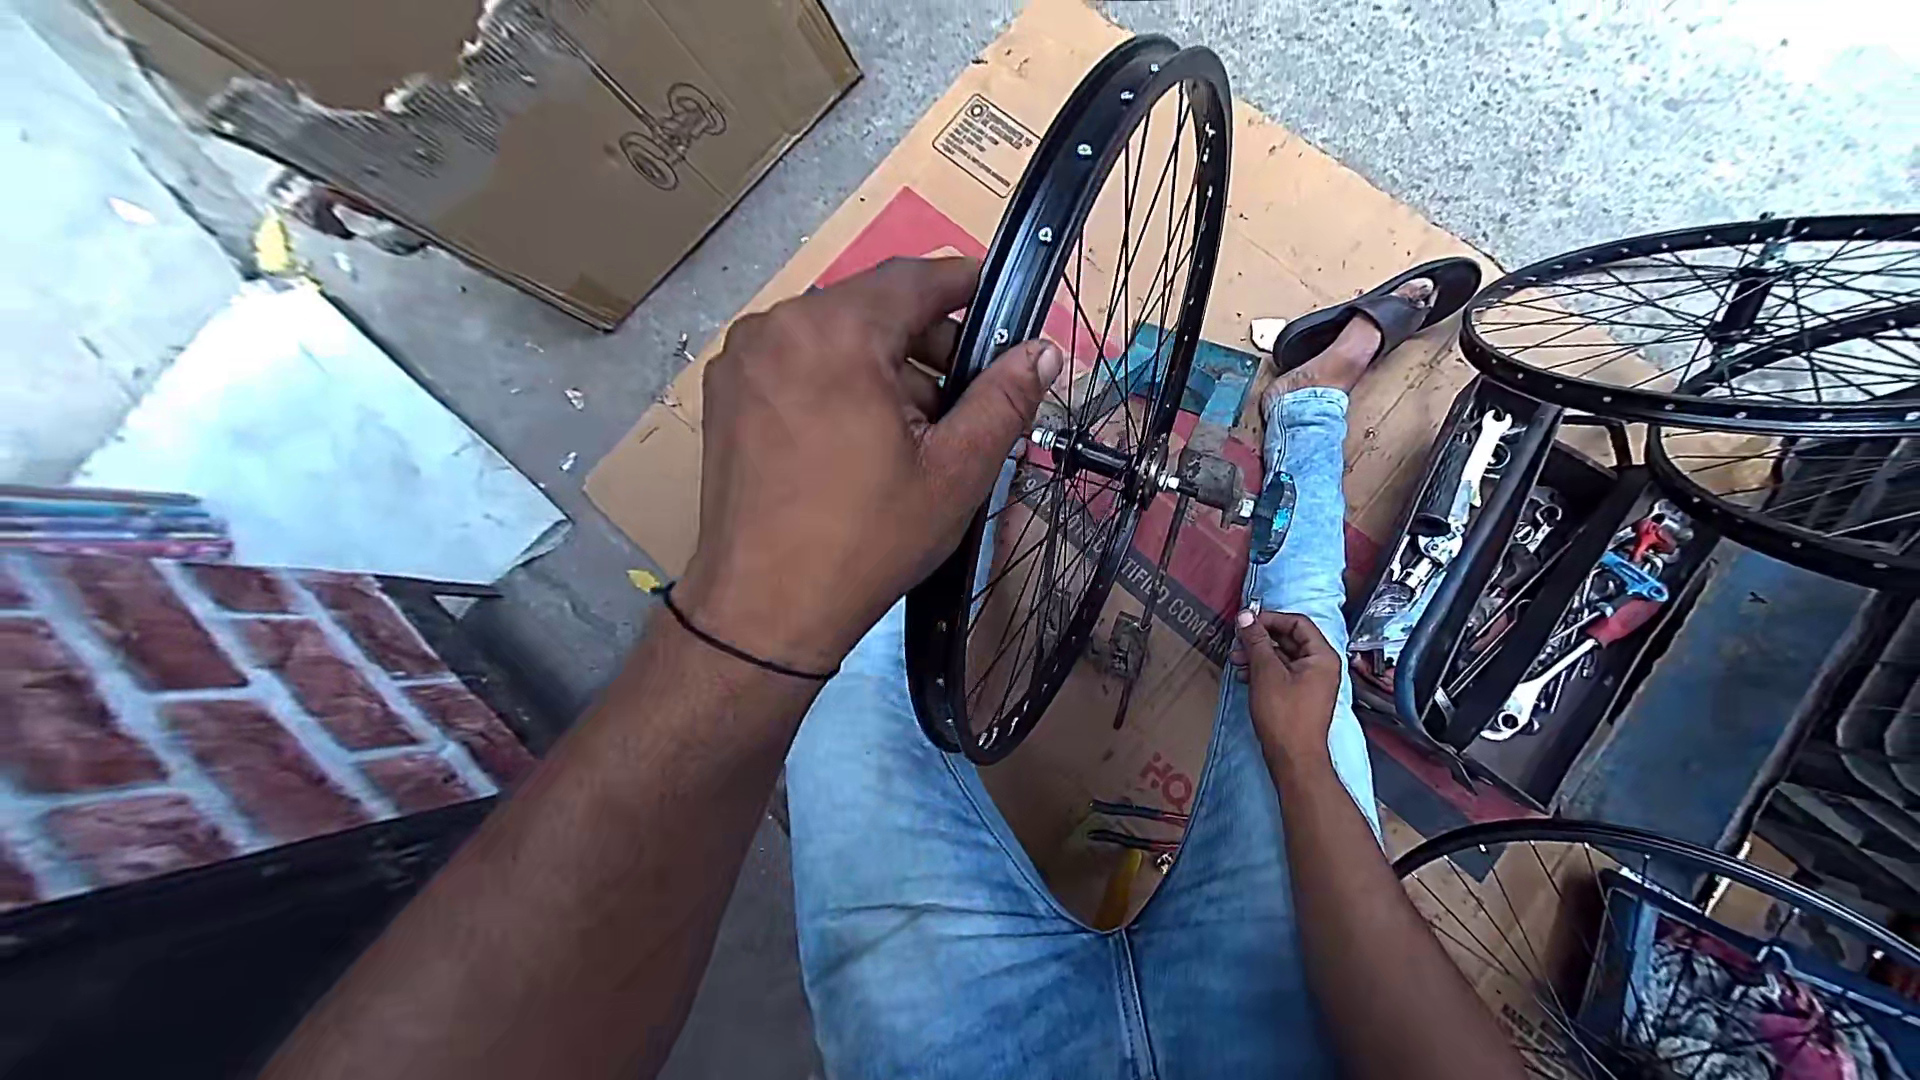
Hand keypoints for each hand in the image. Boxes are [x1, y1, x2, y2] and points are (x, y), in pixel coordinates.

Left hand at [676, 256, 1063, 673]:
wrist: (766, 608)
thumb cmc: (868, 540)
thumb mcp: (955, 471)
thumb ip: (1005, 399)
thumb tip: (1044, 352)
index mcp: (836, 331)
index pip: (915, 277)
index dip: (966, 285)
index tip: (998, 302)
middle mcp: (778, 326)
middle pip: (873, 308)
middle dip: (926, 343)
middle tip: (962, 398)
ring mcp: (742, 360)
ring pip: (834, 337)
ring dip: (882, 368)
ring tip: (911, 432)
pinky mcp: (725, 395)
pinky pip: (798, 363)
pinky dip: (838, 383)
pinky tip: (857, 440)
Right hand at [1232, 610, 1342, 766]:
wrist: (1292, 757)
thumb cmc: (1284, 713)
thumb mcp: (1266, 671)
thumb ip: (1256, 641)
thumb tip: (1245, 616)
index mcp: (1322, 657)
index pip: (1297, 623)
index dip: (1270, 619)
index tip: (1246, 622)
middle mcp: (1320, 666)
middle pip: (1289, 638)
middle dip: (1260, 638)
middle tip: (1237, 642)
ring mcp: (1311, 681)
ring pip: (1282, 655)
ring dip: (1257, 654)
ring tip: (1236, 660)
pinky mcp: (1299, 694)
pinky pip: (1280, 671)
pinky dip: (1261, 669)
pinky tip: (1244, 675)